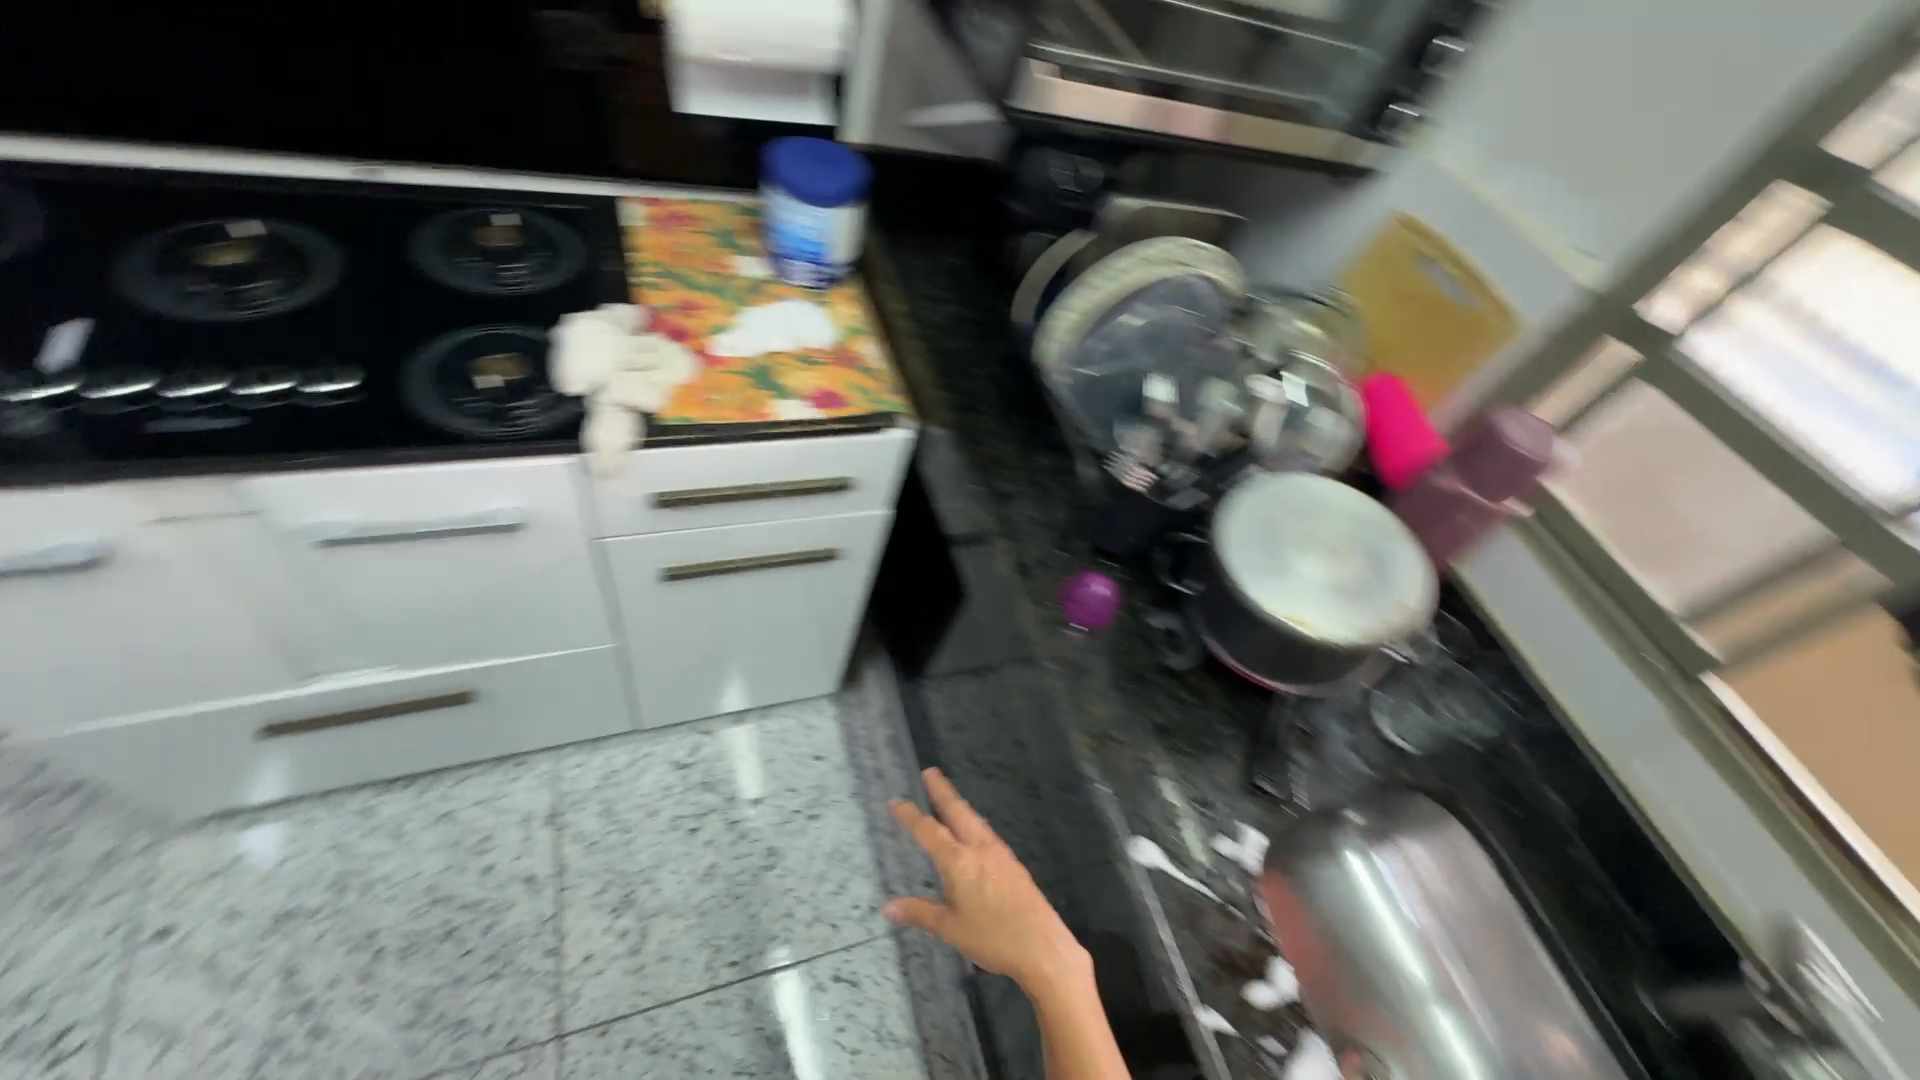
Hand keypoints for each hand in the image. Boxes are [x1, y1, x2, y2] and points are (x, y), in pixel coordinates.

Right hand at [885, 768, 1092, 996]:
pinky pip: (987, 833)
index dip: (910, 815)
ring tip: (950, 797)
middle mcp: (980, 849)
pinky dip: (974, 822)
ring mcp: (1000, 855)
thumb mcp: (950, 929)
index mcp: (959, 862)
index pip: (928, 831)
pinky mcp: (1013, 864)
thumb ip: (919, 913)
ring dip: (960, 805)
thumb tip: (888, 907)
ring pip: (975, 820)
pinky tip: (975, 831)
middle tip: (930, 772)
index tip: (895, 801)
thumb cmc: (992, 938)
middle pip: (958, 811)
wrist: (1042, 947)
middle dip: (942, 791)